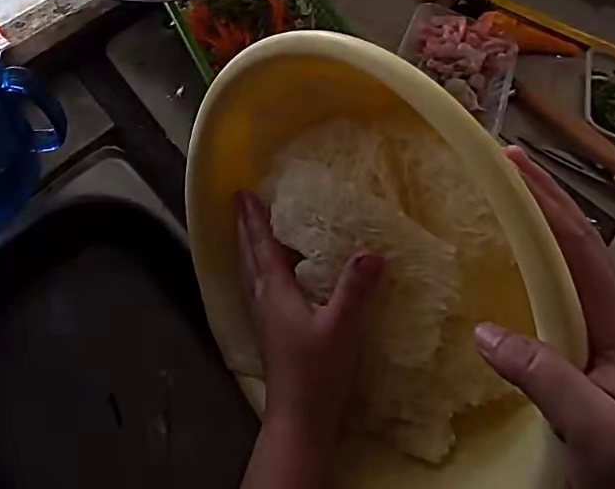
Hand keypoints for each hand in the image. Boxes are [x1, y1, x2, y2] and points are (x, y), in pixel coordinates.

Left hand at [236, 191, 384, 488]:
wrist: (300, 422)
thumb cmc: (317, 372)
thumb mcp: (341, 327)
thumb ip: (354, 289)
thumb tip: (372, 251)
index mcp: (274, 290)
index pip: (261, 245)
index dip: (253, 218)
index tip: (242, 192)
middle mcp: (263, 299)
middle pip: (249, 254)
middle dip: (245, 227)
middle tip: (241, 202)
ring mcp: (264, 317)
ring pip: (250, 271)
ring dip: (248, 246)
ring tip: (249, 229)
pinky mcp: (271, 332)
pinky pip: (256, 286)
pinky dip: (257, 267)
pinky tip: (267, 274)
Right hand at [474, 147, 614, 488]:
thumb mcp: (602, 436)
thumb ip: (549, 380)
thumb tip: (486, 331)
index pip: (580, 246)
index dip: (546, 199)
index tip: (515, 162)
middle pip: (577, 247)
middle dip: (544, 200)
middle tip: (507, 165)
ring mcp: (609, 346)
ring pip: (570, 273)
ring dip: (541, 231)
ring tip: (506, 206)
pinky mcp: (599, 369)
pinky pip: (562, 305)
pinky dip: (538, 272)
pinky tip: (517, 277)